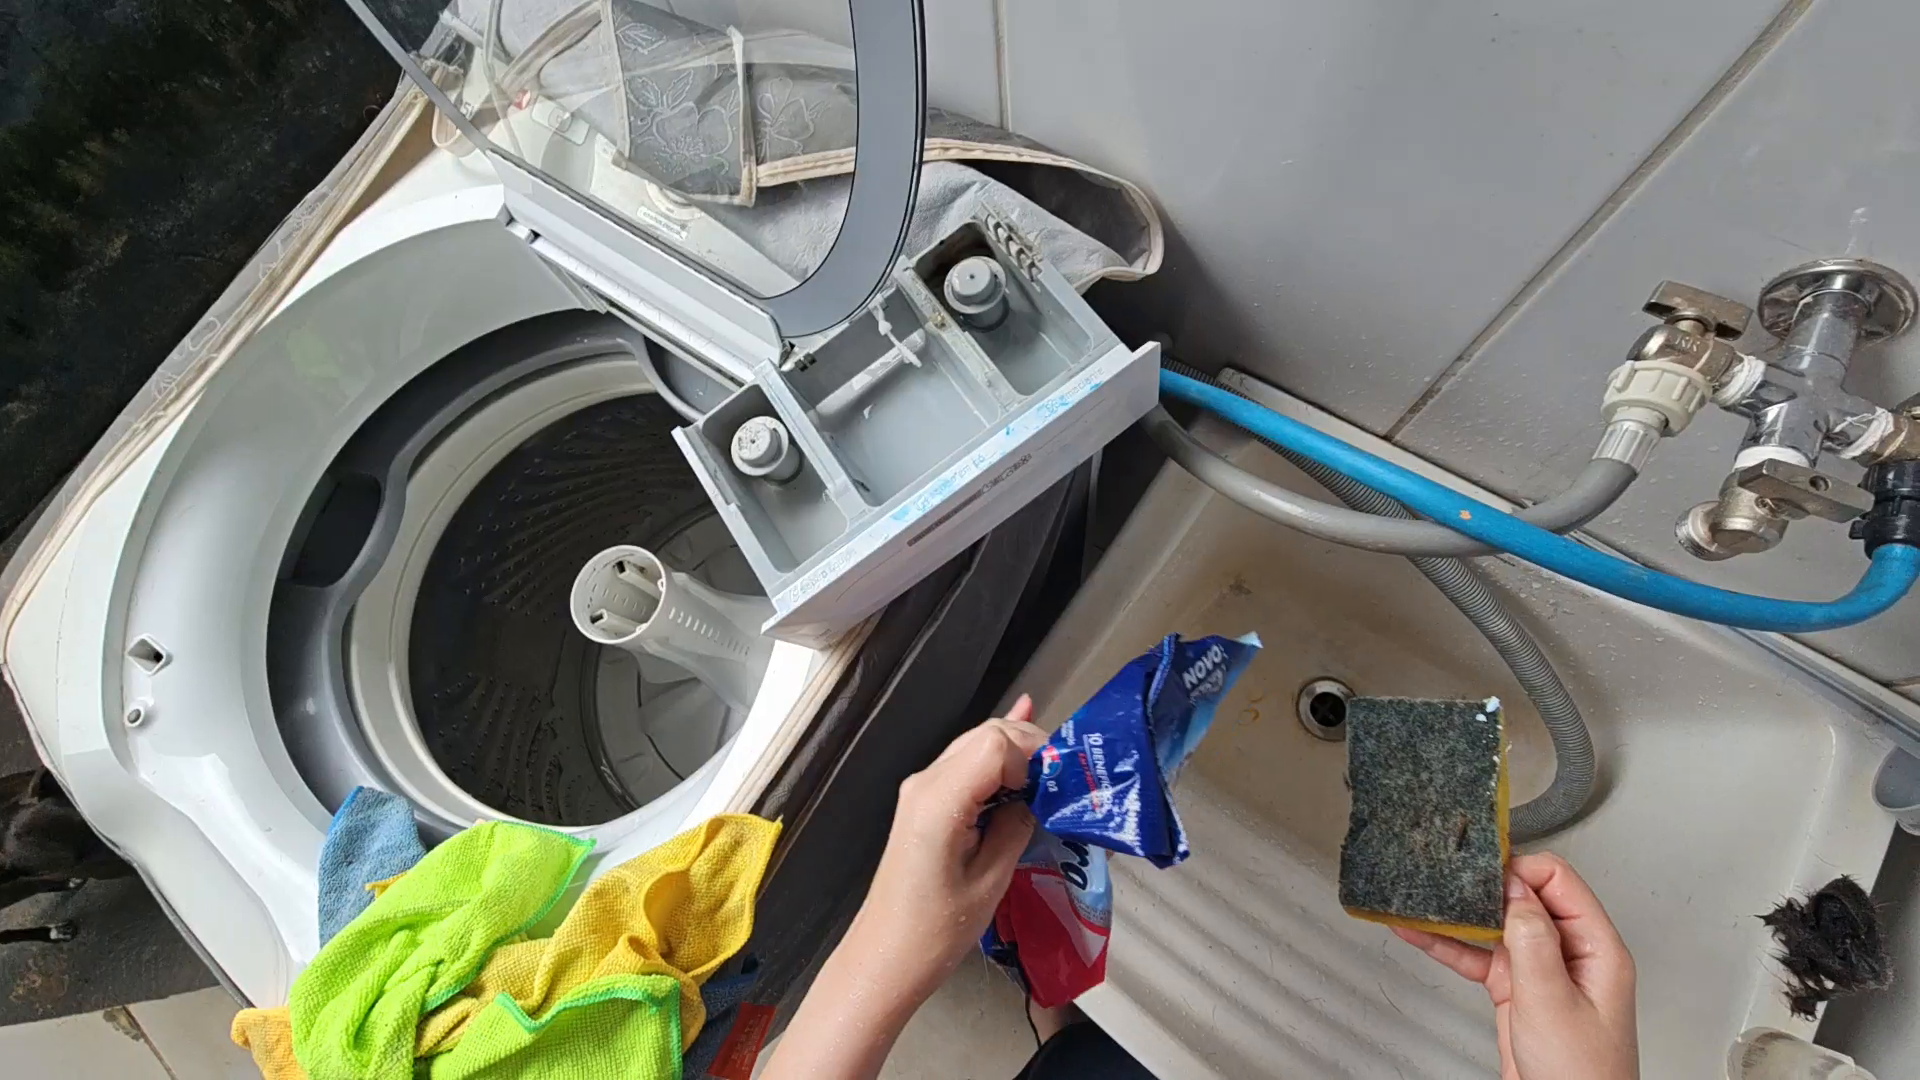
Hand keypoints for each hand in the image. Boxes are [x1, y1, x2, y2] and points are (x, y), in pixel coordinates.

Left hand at [846, 695, 1046, 1002]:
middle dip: (1029, 745)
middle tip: (1064, 778)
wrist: (885, 957)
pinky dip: (995, 751)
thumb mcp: (991, 881)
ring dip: (1015, 749)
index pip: (994, 744)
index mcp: (940, 799)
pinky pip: (965, 760)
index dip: (1031, 756)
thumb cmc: (936, 931)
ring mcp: (922, 786)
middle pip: (986, 733)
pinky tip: (1020, 718)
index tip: (1057, 787)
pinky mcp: (926, 799)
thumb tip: (1040, 795)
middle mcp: (927, 780)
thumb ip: (1017, 825)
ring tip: (1051, 774)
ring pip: (977, 741)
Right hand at [1394, 853, 1638, 1079]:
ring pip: (1491, 921)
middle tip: (1442, 874)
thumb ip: (1532, 939)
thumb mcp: (1552, 1000)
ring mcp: (1538, 967)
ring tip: (1417, 897)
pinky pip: (1472, 951)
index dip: (1518, 870)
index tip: (1480, 872)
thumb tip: (1513, 885)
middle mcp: (1567, 951)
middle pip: (1520, 894)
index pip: (1558, 880)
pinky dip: (1442, 941)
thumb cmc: (1581, 1076)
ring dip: (1453, 912)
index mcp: (1595, 949)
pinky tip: (1413, 930)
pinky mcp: (1511, 984)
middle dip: (1479, 884)